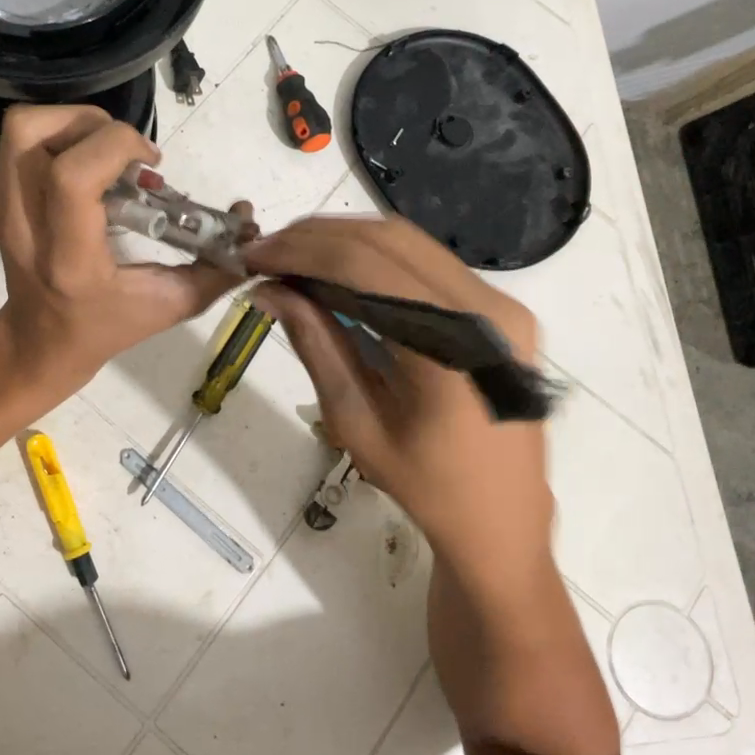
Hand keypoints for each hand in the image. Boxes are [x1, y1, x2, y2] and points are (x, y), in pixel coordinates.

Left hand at [0, 104, 242, 396]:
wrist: (39, 343)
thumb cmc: (104, 328)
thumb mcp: (168, 307)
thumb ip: (215, 271)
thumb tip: (251, 227)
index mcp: (68, 258)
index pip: (73, 176)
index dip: (116, 146)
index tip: (151, 163)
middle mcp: (26, 225)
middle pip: (34, 134)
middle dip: (94, 123)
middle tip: (130, 152)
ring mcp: (6, 207)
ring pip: (22, 127)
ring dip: (73, 121)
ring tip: (110, 148)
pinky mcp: (1, 196)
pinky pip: (22, 139)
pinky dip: (61, 133)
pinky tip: (92, 162)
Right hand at [243, 216, 551, 576]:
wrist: (503, 517)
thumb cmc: (427, 486)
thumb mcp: (357, 422)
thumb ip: (316, 345)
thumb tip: (269, 290)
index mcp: (453, 346)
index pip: (365, 266)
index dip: (300, 250)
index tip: (252, 256)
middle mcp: (486, 308)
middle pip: (388, 239)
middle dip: (316, 237)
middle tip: (264, 253)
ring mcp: (500, 303)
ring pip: (407, 242)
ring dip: (342, 241)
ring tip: (289, 259)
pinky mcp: (497, 307)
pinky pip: (425, 262)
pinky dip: (372, 258)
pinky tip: (333, 273)